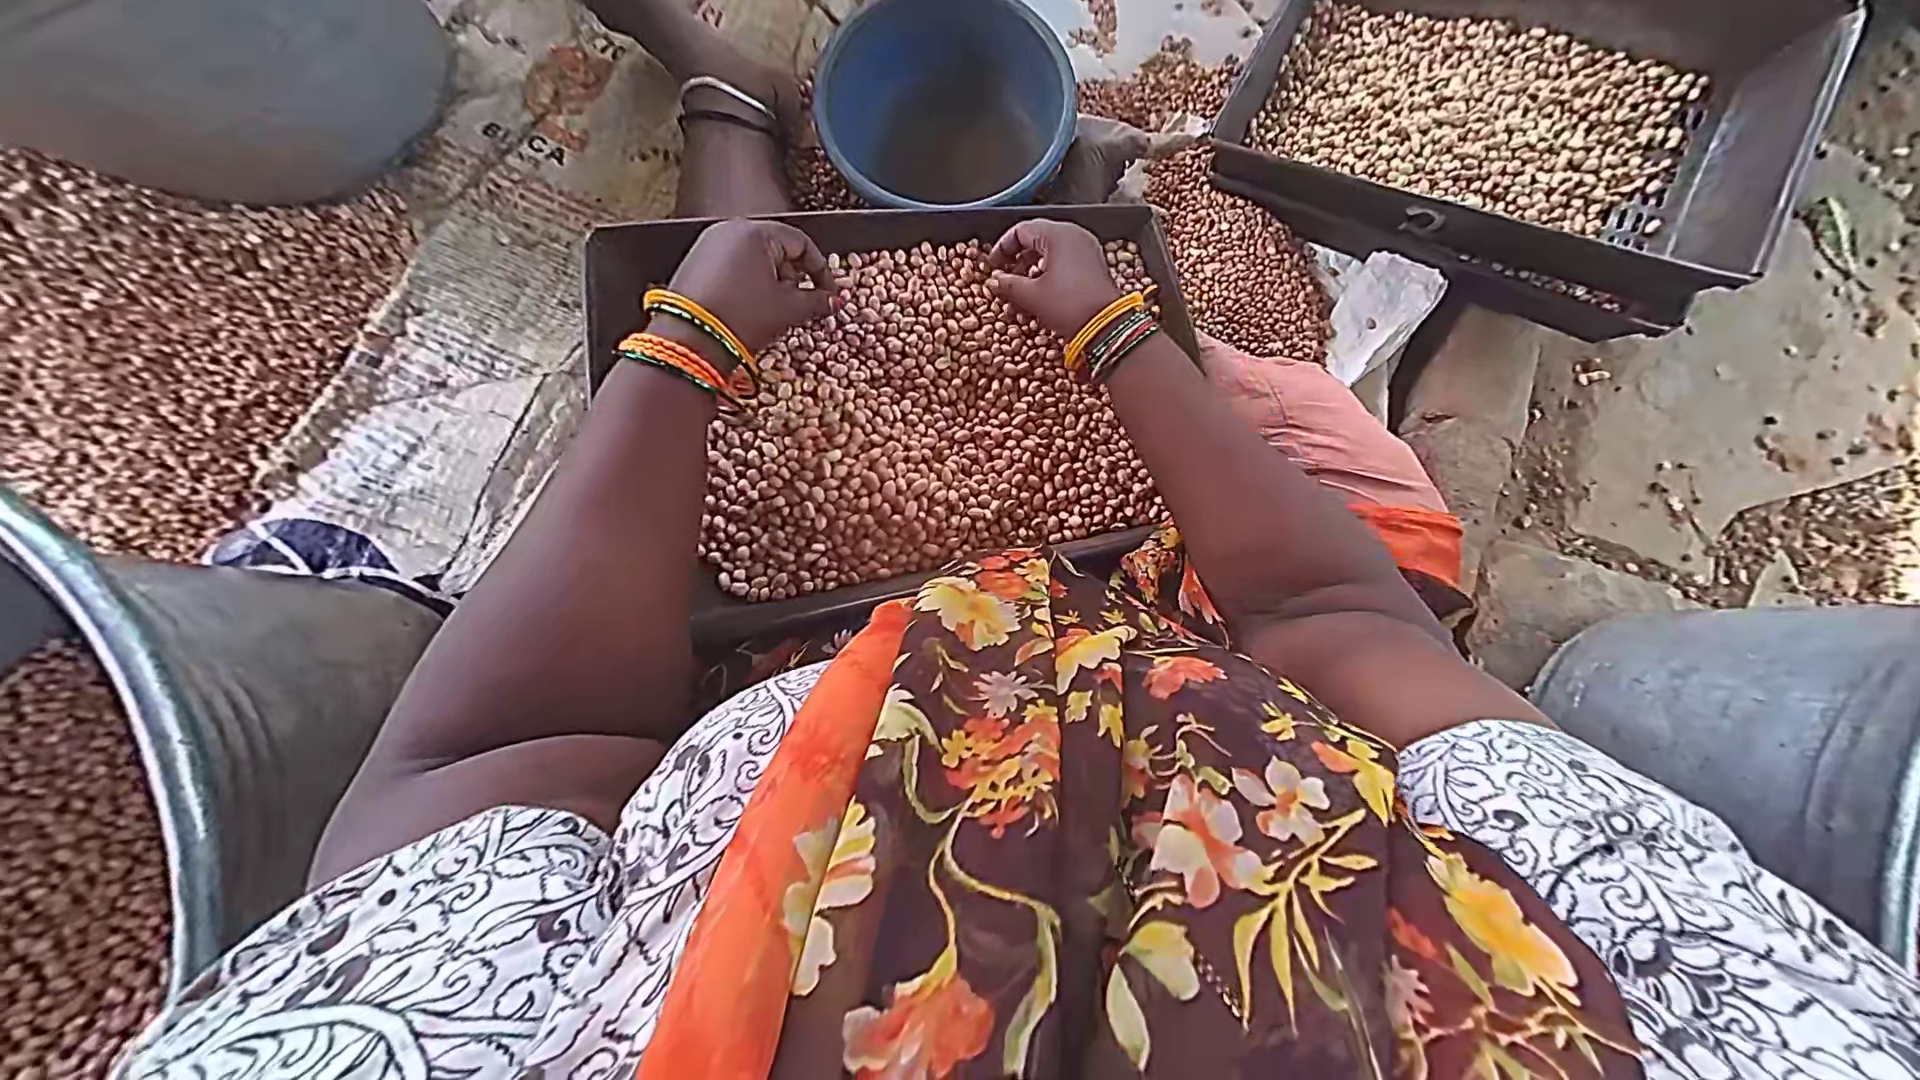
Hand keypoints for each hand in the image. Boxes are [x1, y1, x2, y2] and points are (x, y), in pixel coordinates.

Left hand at [656, 219, 838, 367]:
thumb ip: (817, 301)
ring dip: (773, 284)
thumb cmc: (742, 317)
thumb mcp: (788, 309)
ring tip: (776, 311)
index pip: (801, 243)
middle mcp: (730, 230)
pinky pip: (735, 268)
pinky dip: (751, 285)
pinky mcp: (697, 263)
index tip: (829, 293)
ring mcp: (710, 245)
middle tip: (802, 305)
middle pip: (778, 249)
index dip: (821, 270)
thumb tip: (834, 300)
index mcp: (756, 232)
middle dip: (795, 278)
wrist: (691, 338)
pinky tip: (752, 310)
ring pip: (756, 259)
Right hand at [986, 219, 1123, 339]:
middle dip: (1017, 259)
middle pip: (1037, 238)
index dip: (1002, 247)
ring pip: (1051, 251)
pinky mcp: (1093, 266)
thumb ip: (1009, 284)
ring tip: (1020, 288)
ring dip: (1032, 267)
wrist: (1105, 327)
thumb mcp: (1032, 296)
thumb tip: (994, 281)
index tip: (993, 265)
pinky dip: (1049, 272)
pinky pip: (1065, 261)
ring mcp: (1086, 250)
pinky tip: (1040, 291)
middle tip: (1005, 276)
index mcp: (1058, 235)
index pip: (1021, 230)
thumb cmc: (1070, 306)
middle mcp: (1075, 236)